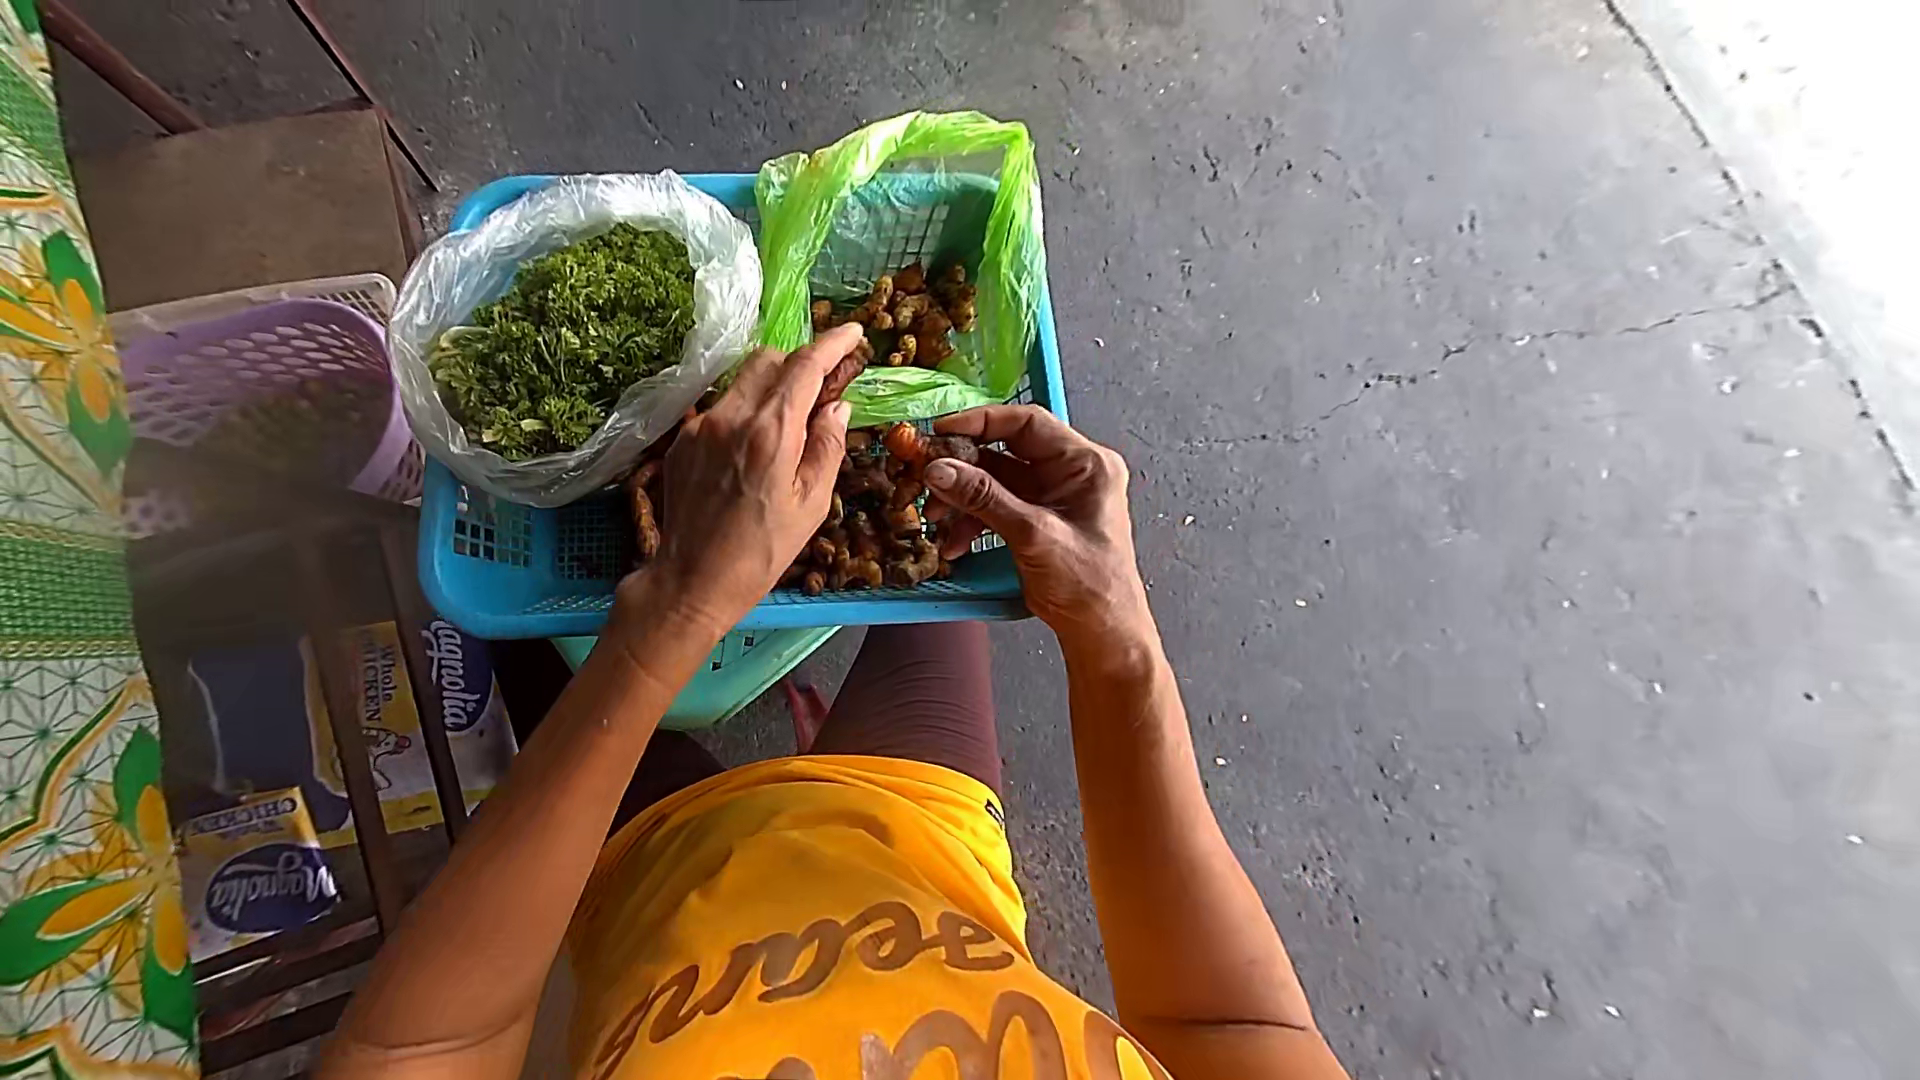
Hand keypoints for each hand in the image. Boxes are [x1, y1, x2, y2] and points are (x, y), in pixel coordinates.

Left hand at [609, 324, 859, 637]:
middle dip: (801, 363)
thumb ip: (827, 447)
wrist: (694, 578)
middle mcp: (732, 417)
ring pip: (744, 377)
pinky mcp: (684, 438)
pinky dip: (747, 409)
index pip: (805, 367)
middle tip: (822, 390)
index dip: (833, 344)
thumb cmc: (764, 550)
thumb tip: (837, 406)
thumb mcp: (812, 504)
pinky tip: (753, 446)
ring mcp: (701, 425)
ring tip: (788, 422)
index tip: (854, 334)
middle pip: (770, 359)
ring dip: (773, 384)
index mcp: (771, 434)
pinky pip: (723, 404)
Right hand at [923, 405, 1151, 648]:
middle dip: (964, 468)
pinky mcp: (1037, 521)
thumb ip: (984, 498)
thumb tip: (939, 469)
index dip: (980, 421)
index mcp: (1085, 463)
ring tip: (935, 517)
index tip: (940, 430)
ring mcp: (1052, 498)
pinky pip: (996, 508)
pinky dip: (973, 522)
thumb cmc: (1088, 584)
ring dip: (962, 499)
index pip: (1027, 423)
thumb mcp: (1032, 534)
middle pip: (1006, 452)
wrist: (1101, 632)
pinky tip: (954, 543)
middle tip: (928, 477)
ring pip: (995, 482)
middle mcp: (1070, 473)